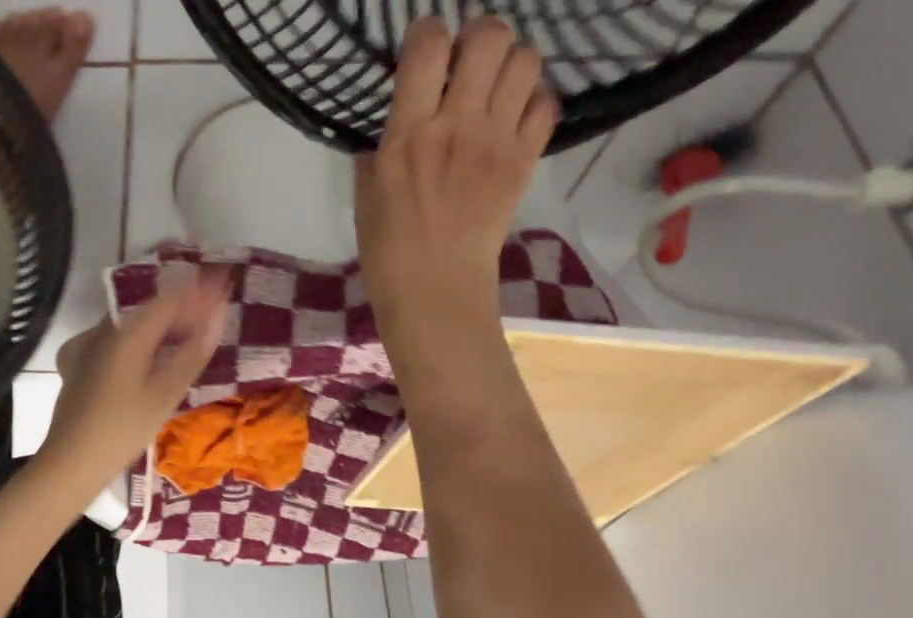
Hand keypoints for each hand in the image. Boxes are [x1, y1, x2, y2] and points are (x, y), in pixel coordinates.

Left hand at [34, 270, 229, 490]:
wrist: (72, 461)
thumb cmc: (122, 430)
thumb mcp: (165, 394)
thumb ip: (192, 352)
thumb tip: (217, 316)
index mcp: (126, 333)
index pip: (169, 298)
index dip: (198, 290)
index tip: (224, 284)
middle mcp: (102, 330)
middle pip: (147, 308)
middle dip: (180, 307)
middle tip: (211, 312)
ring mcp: (84, 346)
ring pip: (128, 323)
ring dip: (158, 325)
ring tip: (186, 334)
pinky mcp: (76, 365)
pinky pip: (112, 340)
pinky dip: (136, 341)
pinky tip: (147, 356)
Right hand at [355, 16, 558, 314]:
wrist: (435, 290)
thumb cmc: (388, 251)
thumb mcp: (365, 200)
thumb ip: (377, 155)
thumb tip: (386, 134)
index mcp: (408, 135)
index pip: (426, 48)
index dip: (427, 32)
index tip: (422, 45)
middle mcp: (457, 125)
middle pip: (488, 38)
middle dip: (479, 35)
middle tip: (467, 57)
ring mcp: (497, 141)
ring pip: (525, 61)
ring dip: (510, 63)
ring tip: (495, 85)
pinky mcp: (524, 160)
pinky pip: (546, 104)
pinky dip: (534, 102)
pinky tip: (514, 118)